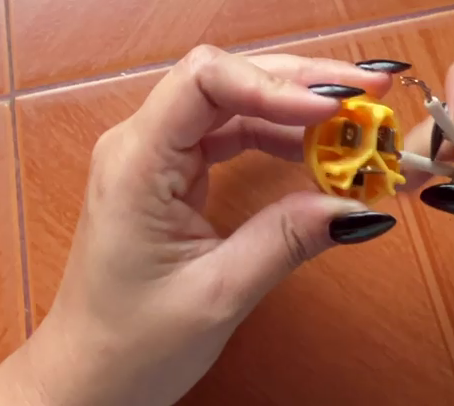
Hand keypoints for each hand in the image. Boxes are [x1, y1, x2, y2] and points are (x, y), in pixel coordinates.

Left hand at [0, 46, 400, 405]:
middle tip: (366, 91)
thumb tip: (356, 206)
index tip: (331, 105)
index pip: (202, 80)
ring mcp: (157, 150)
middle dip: (296, 81)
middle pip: (224, 78)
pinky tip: (316, 147)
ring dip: (293, 105)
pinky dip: (276, 133)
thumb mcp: (218, 294)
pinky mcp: (172, 167)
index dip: (270, 82)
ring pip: (231, 100)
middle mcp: (142, 140)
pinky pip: (229, 130)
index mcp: (137, 159)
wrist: (87, 375)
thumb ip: (285, 240)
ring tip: (354, 119)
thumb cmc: (131, 343)